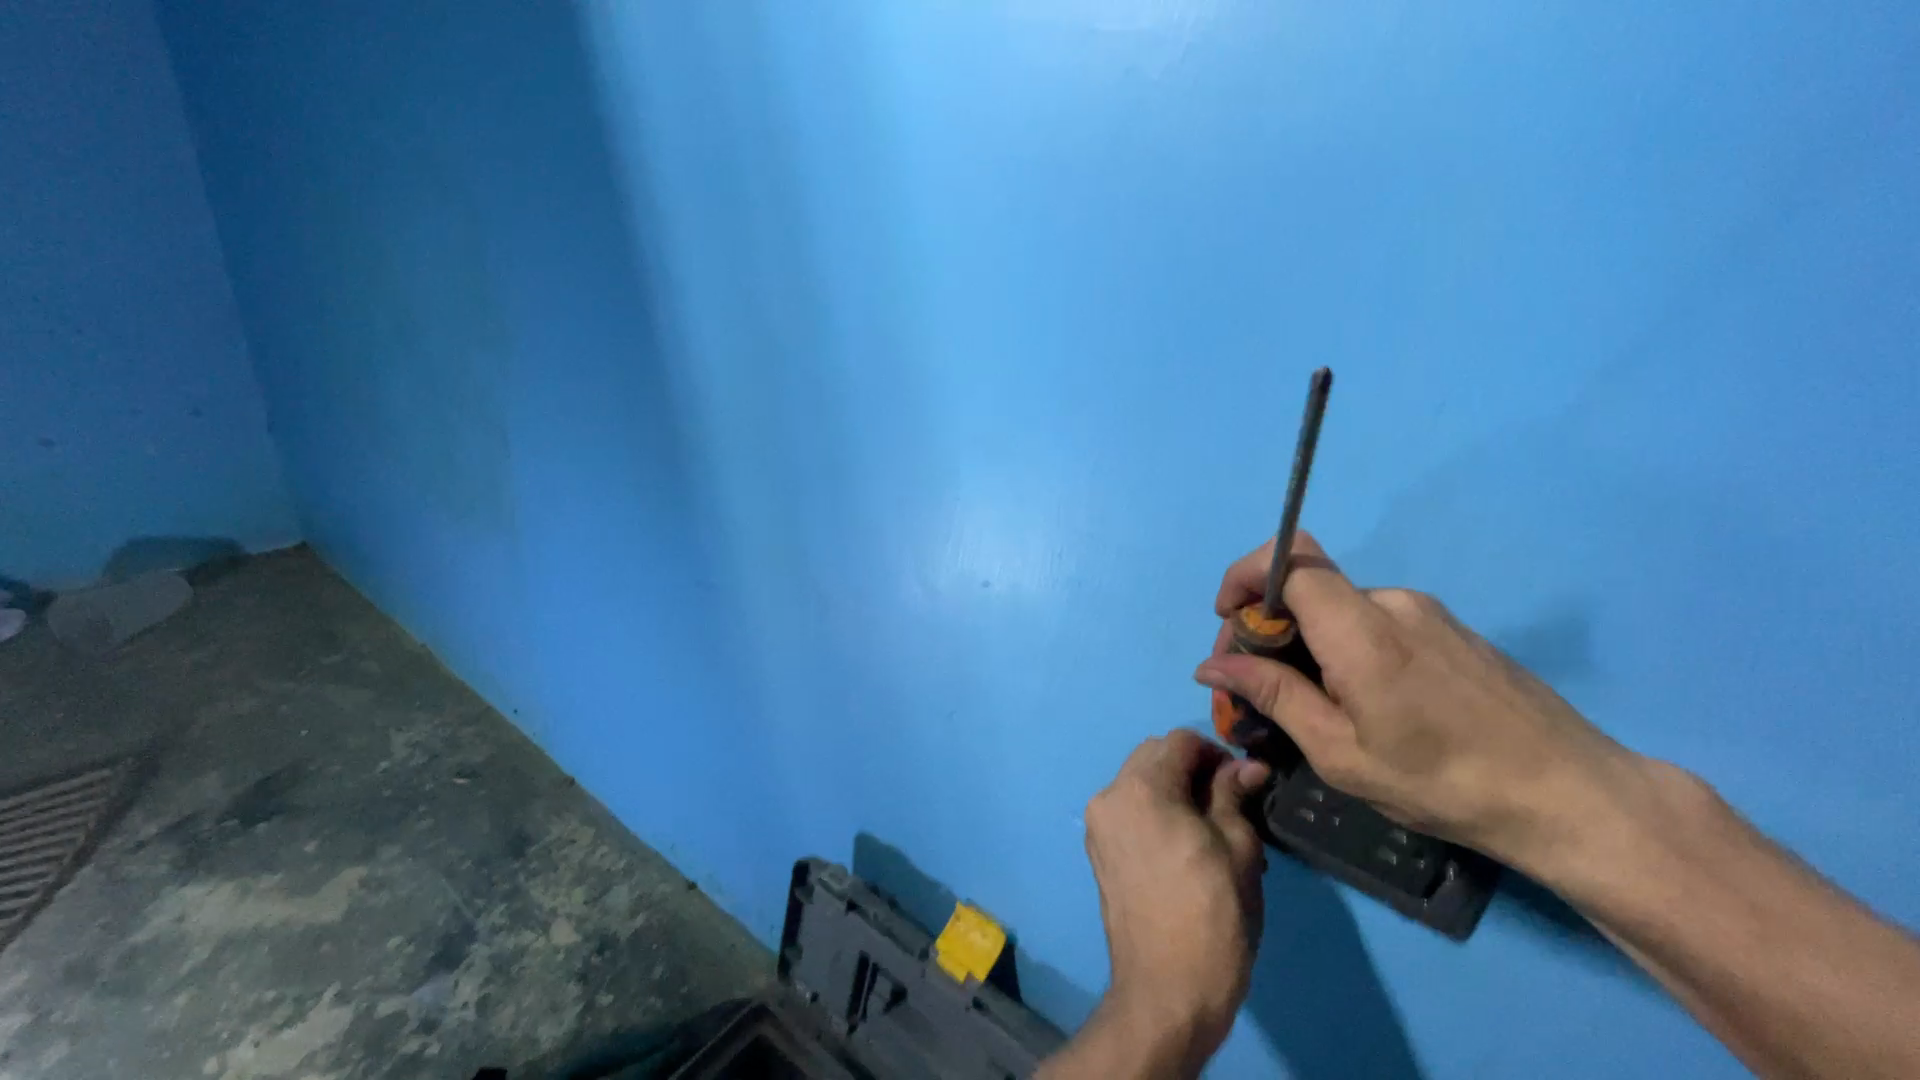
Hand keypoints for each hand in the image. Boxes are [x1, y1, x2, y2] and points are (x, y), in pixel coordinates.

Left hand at [1077, 730, 1269, 1074]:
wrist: (1166, 990)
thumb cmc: (1212, 915)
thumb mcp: (1237, 848)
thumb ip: (1233, 795)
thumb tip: (1246, 765)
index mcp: (1141, 788)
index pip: (1180, 741)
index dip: (1217, 754)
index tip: (1243, 784)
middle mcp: (1109, 796)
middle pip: (1154, 756)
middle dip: (1192, 769)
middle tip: (1230, 806)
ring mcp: (1098, 825)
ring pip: (1140, 782)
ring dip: (1174, 790)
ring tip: (1210, 830)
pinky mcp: (1098, 851)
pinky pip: (1129, 811)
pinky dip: (1155, 812)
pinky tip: (1184, 846)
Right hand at [1194, 531, 1639, 876]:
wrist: (1570, 795)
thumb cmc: (1444, 782)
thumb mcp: (1341, 753)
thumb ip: (1274, 696)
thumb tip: (1211, 664)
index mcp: (1361, 630)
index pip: (1288, 559)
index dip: (1245, 577)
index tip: (1227, 623)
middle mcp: (1393, 604)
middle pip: (1307, 590)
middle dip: (1265, 628)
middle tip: (1251, 690)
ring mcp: (1427, 614)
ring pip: (1340, 612)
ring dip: (1305, 645)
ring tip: (1303, 706)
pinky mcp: (1450, 631)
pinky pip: (1376, 626)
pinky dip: (1344, 651)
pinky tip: (1356, 704)